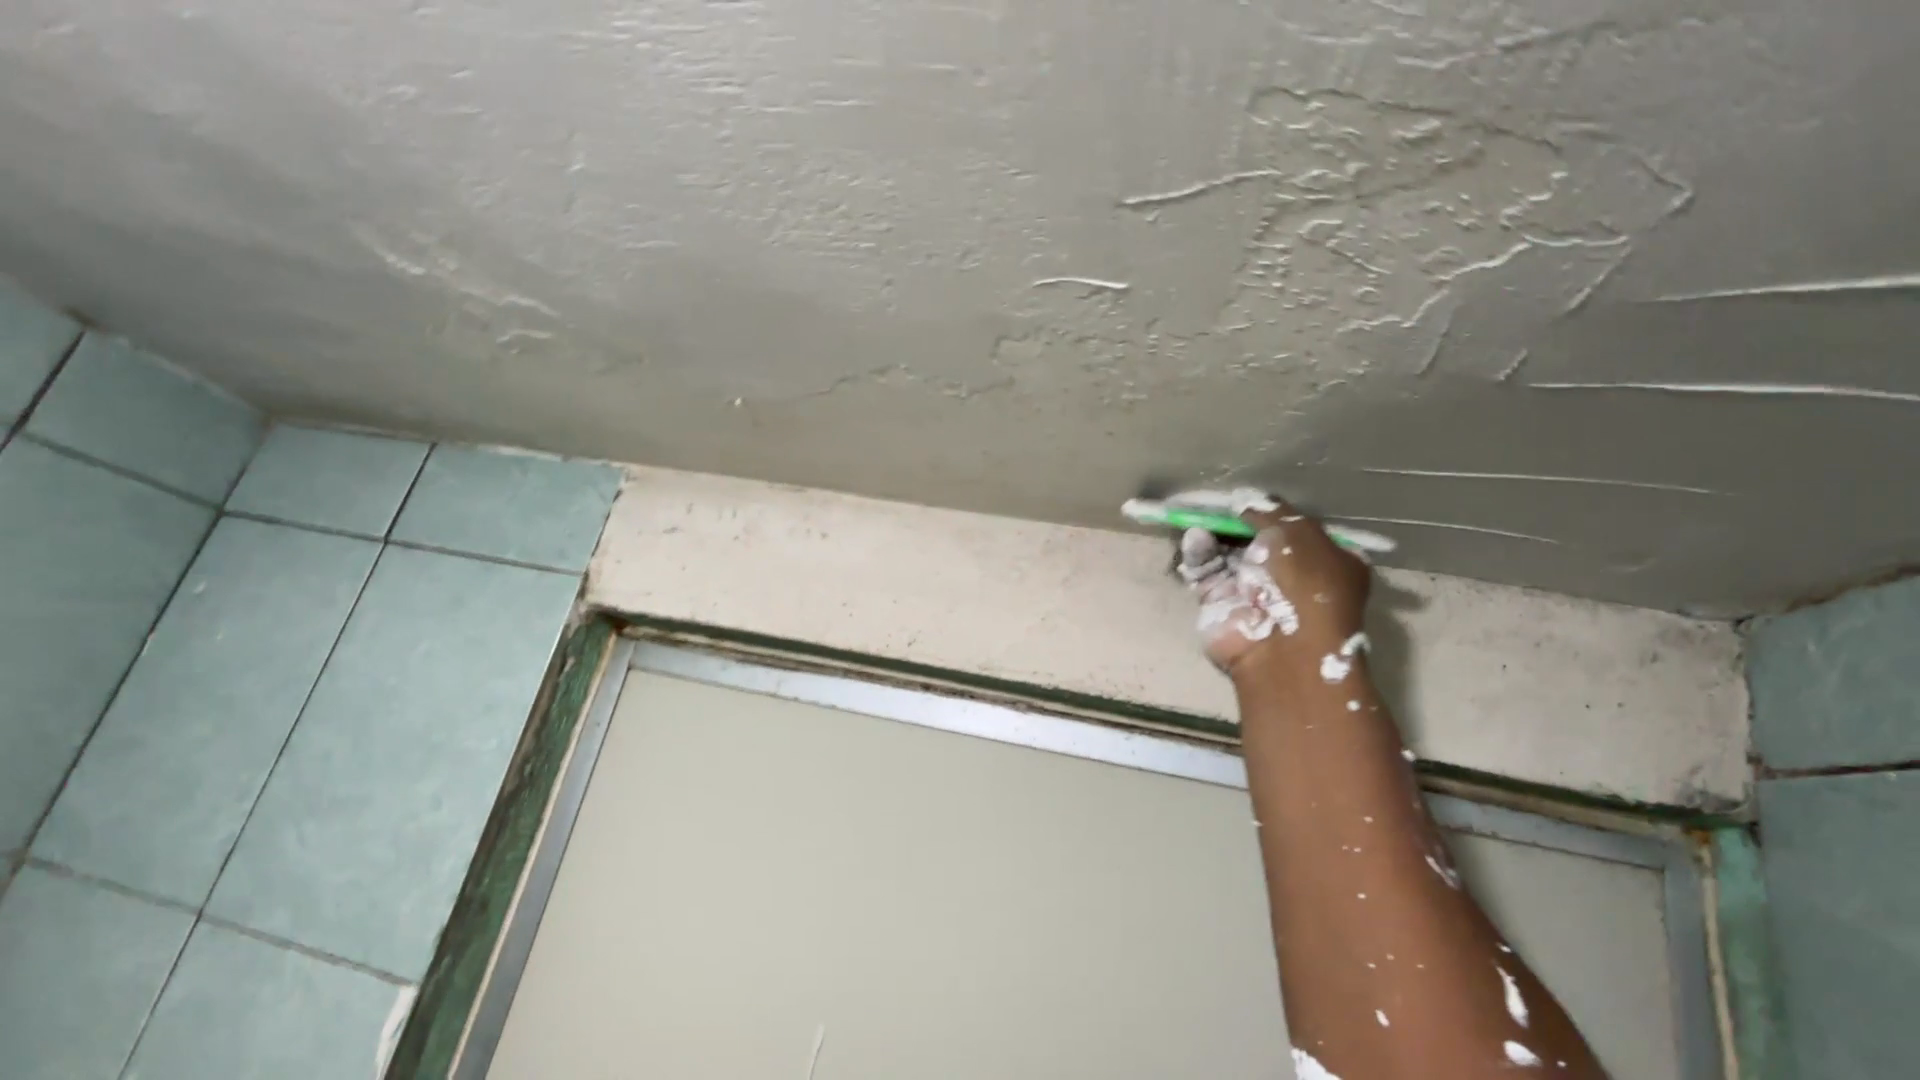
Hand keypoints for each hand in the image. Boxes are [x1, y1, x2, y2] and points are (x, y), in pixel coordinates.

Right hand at [1178, 496, 1371, 680]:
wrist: (1282, 647)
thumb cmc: (1306, 583)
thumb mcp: (1298, 532)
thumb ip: (1270, 510)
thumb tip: (1245, 502)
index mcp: (1326, 562)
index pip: (1297, 531)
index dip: (1274, 513)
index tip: (1251, 498)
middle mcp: (1291, 578)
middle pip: (1256, 541)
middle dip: (1237, 523)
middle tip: (1220, 505)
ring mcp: (1254, 594)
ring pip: (1227, 556)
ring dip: (1215, 536)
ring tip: (1202, 520)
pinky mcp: (1221, 606)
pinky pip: (1206, 573)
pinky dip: (1199, 555)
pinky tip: (1195, 539)